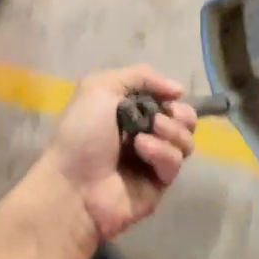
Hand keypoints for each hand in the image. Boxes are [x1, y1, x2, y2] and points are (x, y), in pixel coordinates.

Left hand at [38, 64, 196, 241]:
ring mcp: (155, 161)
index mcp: (132, 113)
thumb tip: (178, 90)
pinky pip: (175, 161)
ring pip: (186, 141)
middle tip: (160, 118)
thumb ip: (140, 75)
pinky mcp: (161, 183)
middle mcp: (147, 135)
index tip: (169, 96)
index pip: (169, 101)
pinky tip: (142, 151)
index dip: (172, 97)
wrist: (72, 183)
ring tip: (142, 138)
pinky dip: (161, 152)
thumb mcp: (100, 87)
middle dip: (180, 115)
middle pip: (186, 121)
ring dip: (170, 132)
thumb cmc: (81, 133)